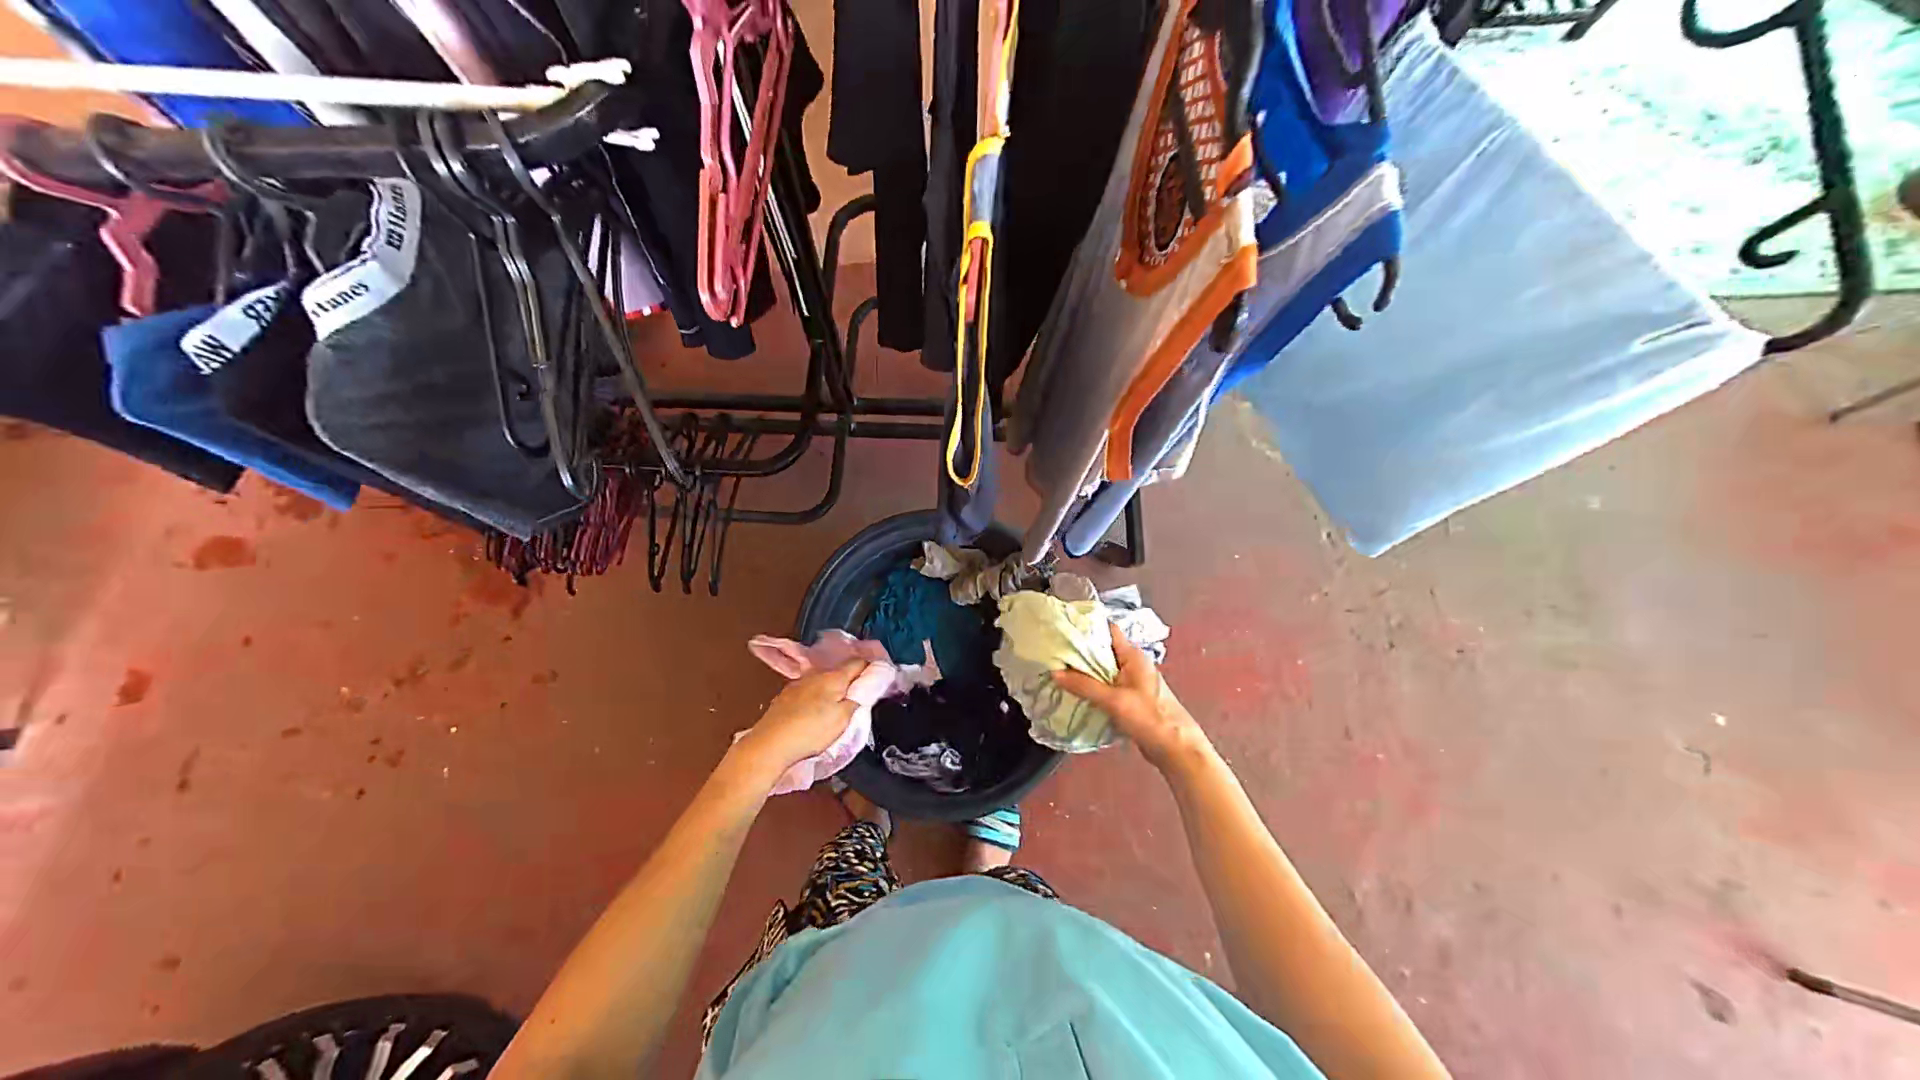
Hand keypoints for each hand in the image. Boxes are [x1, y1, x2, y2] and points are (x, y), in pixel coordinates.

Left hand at [731, 661, 864, 781]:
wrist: (770, 745)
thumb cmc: (809, 732)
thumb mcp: (844, 718)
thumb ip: (858, 698)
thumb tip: (868, 683)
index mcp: (833, 678)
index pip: (858, 663)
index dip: (870, 669)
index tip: (877, 680)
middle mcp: (815, 675)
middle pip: (839, 672)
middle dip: (851, 681)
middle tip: (858, 698)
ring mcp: (798, 685)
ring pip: (822, 682)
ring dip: (832, 690)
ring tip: (836, 709)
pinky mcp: (785, 697)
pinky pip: (808, 691)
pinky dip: (816, 698)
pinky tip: (814, 715)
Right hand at [1052, 623, 1210, 770]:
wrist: (1176, 749)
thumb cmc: (1150, 719)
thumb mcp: (1114, 701)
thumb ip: (1084, 686)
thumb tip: (1055, 673)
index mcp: (1133, 656)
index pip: (1108, 631)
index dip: (1086, 627)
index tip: (1063, 628)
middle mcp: (1133, 665)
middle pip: (1102, 651)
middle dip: (1079, 652)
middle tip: (1053, 652)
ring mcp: (1132, 683)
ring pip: (1103, 671)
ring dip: (1084, 672)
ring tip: (1057, 671)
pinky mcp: (1130, 700)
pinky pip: (1106, 688)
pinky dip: (1091, 688)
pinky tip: (1074, 693)